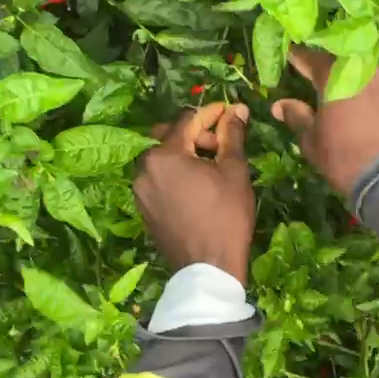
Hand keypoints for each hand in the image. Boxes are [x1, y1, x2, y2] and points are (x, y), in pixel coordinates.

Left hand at [132, 102, 254, 282]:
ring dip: (184, 153)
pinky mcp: (143, 208)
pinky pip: (158, 178)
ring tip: (211, 166)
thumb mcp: (234, 171)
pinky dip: (175, 173)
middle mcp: (144, 168)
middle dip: (195, 133)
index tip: (230, 111)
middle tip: (220, 144)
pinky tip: (197, 185)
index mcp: (164, 155)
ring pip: (162, 158)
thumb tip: (238, 109)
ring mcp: (140, 190)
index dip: (211, 113)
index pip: (187, 120)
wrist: (208, 268)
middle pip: (168, 136)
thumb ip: (232, 135)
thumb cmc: (225, 216)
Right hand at [272, 49, 378, 196]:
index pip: (312, 58)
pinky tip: (372, 112)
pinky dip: (375, 96)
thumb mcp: (313, 141)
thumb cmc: (345, 158)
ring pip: (366, 75)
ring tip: (348, 98)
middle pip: (342, 63)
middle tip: (318, 78)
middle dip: (329, 70)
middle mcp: (365, 69)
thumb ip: (297, 117)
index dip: (299, 58)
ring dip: (355, 82)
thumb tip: (280, 105)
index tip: (291, 56)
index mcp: (336, 75)